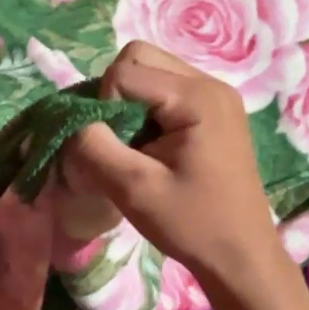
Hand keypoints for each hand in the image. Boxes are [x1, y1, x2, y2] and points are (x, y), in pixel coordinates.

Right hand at [61, 42, 285, 285]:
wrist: (239, 253)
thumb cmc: (190, 222)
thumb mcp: (131, 188)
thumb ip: (93, 147)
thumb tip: (69, 121)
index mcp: (197, 98)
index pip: (124, 71)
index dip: (103, 105)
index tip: (116, 146)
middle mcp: (210, 83)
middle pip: (138, 56)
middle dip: (113, 93)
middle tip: (120, 138)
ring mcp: (214, 95)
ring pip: (148, 69)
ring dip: (126, 102)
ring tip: (133, 144)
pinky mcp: (211, 109)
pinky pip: (162, 89)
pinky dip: (142, 110)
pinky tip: (148, 145)